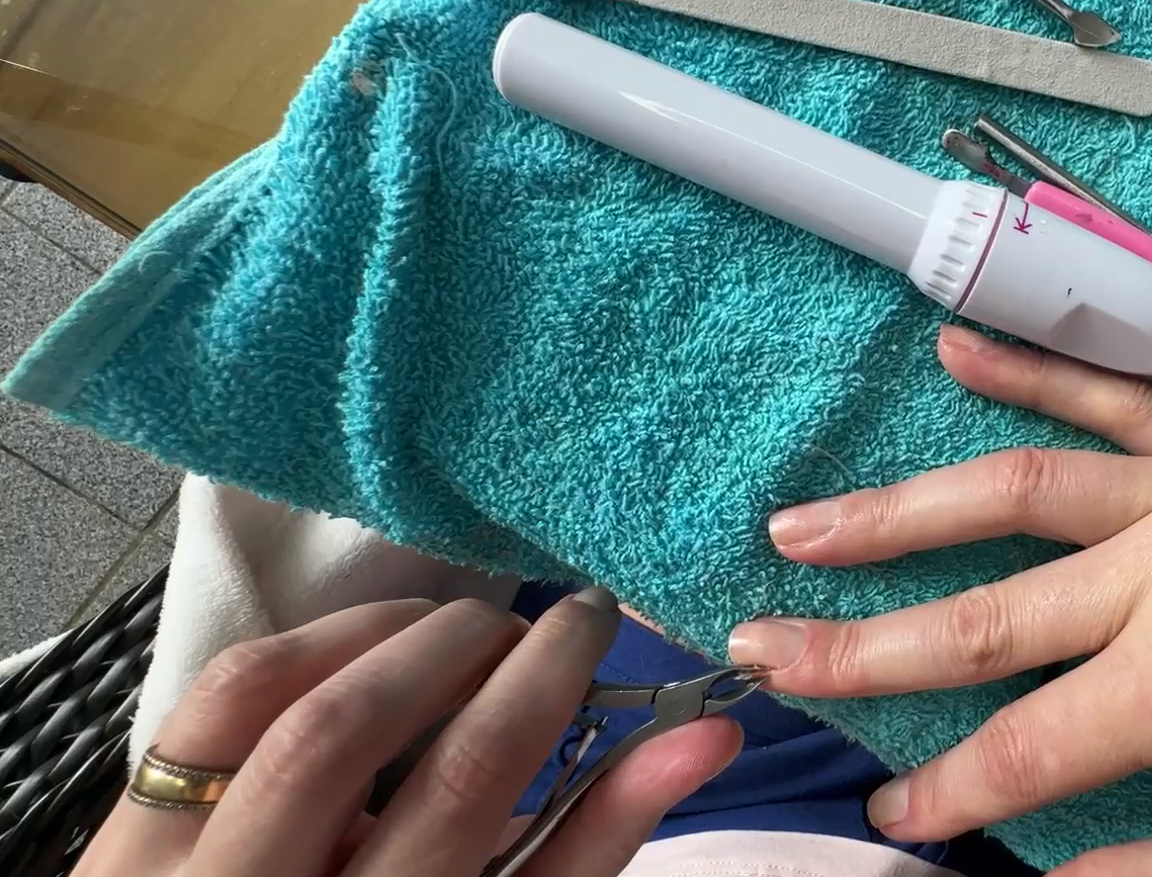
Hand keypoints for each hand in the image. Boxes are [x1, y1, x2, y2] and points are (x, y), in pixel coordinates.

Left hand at [79, 594, 741, 876]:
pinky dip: (325, 638)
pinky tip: (386, 644)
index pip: (467, 772)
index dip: (547, 669)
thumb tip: (711, 729)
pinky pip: (218, 695)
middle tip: (535, 635)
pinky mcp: (122, 828)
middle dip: (474, 643)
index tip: (596, 618)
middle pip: (352, 723)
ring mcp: (160, 867)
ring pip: (273, 694)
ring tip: (468, 636)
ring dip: (400, 631)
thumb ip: (607, 830)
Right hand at [729, 325, 1151, 874]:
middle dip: (866, 645)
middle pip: (991, 614)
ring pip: (1017, 493)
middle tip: (766, 645)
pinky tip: (957, 352)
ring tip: (809, 524)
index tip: (881, 807)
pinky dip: (1031, 377)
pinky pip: (1111, 404)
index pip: (1031, 749)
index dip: (949, 790)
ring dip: (902, 512)